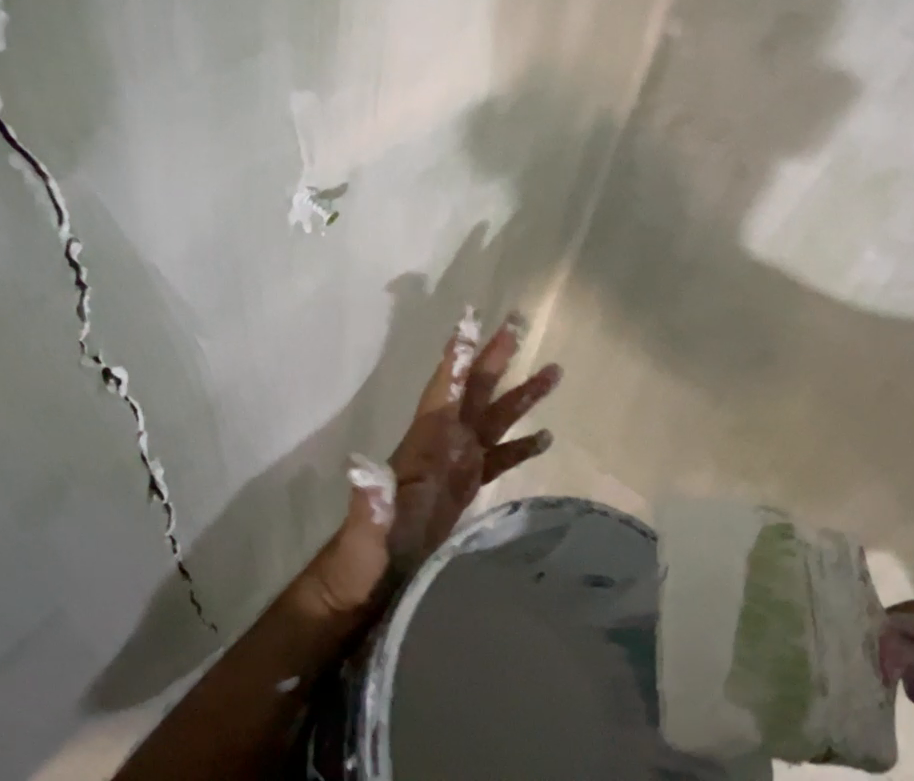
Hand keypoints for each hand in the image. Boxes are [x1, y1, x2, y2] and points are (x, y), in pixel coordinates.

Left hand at [304, 308, 561, 615]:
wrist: (362, 590)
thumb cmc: (360, 563)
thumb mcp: (364, 536)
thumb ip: (369, 505)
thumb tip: (363, 468)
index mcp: (421, 449)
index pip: (443, 395)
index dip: (457, 361)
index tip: (471, 323)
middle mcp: (440, 448)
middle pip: (473, 394)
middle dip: (493, 359)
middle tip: (517, 325)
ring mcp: (454, 467)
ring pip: (492, 421)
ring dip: (519, 396)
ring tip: (553, 371)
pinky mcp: (464, 489)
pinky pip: (498, 459)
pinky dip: (520, 446)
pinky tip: (545, 437)